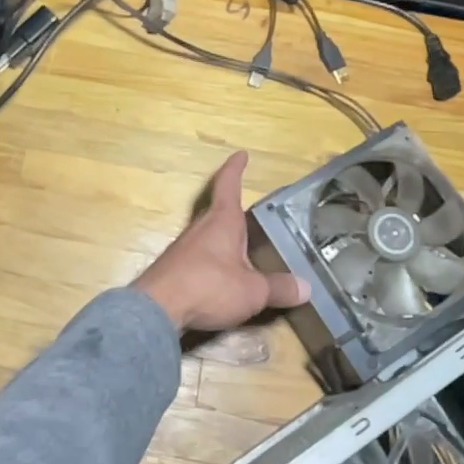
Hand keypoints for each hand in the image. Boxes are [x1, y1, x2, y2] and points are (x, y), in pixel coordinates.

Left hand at [134, 151, 310, 330]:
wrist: (157, 309)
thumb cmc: (208, 287)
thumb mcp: (252, 291)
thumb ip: (278, 288)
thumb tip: (305, 287)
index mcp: (222, 220)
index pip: (228, 184)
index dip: (235, 168)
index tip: (241, 154)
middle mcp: (201, 227)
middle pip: (219, 210)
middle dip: (235, 210)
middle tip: (255, 215)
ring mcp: (185, 247)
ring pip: (210, 235)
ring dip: (226, 238)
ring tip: (245, 250)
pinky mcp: (176, 268)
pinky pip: (201, 257)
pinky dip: (216, 261)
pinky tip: (224, 278)